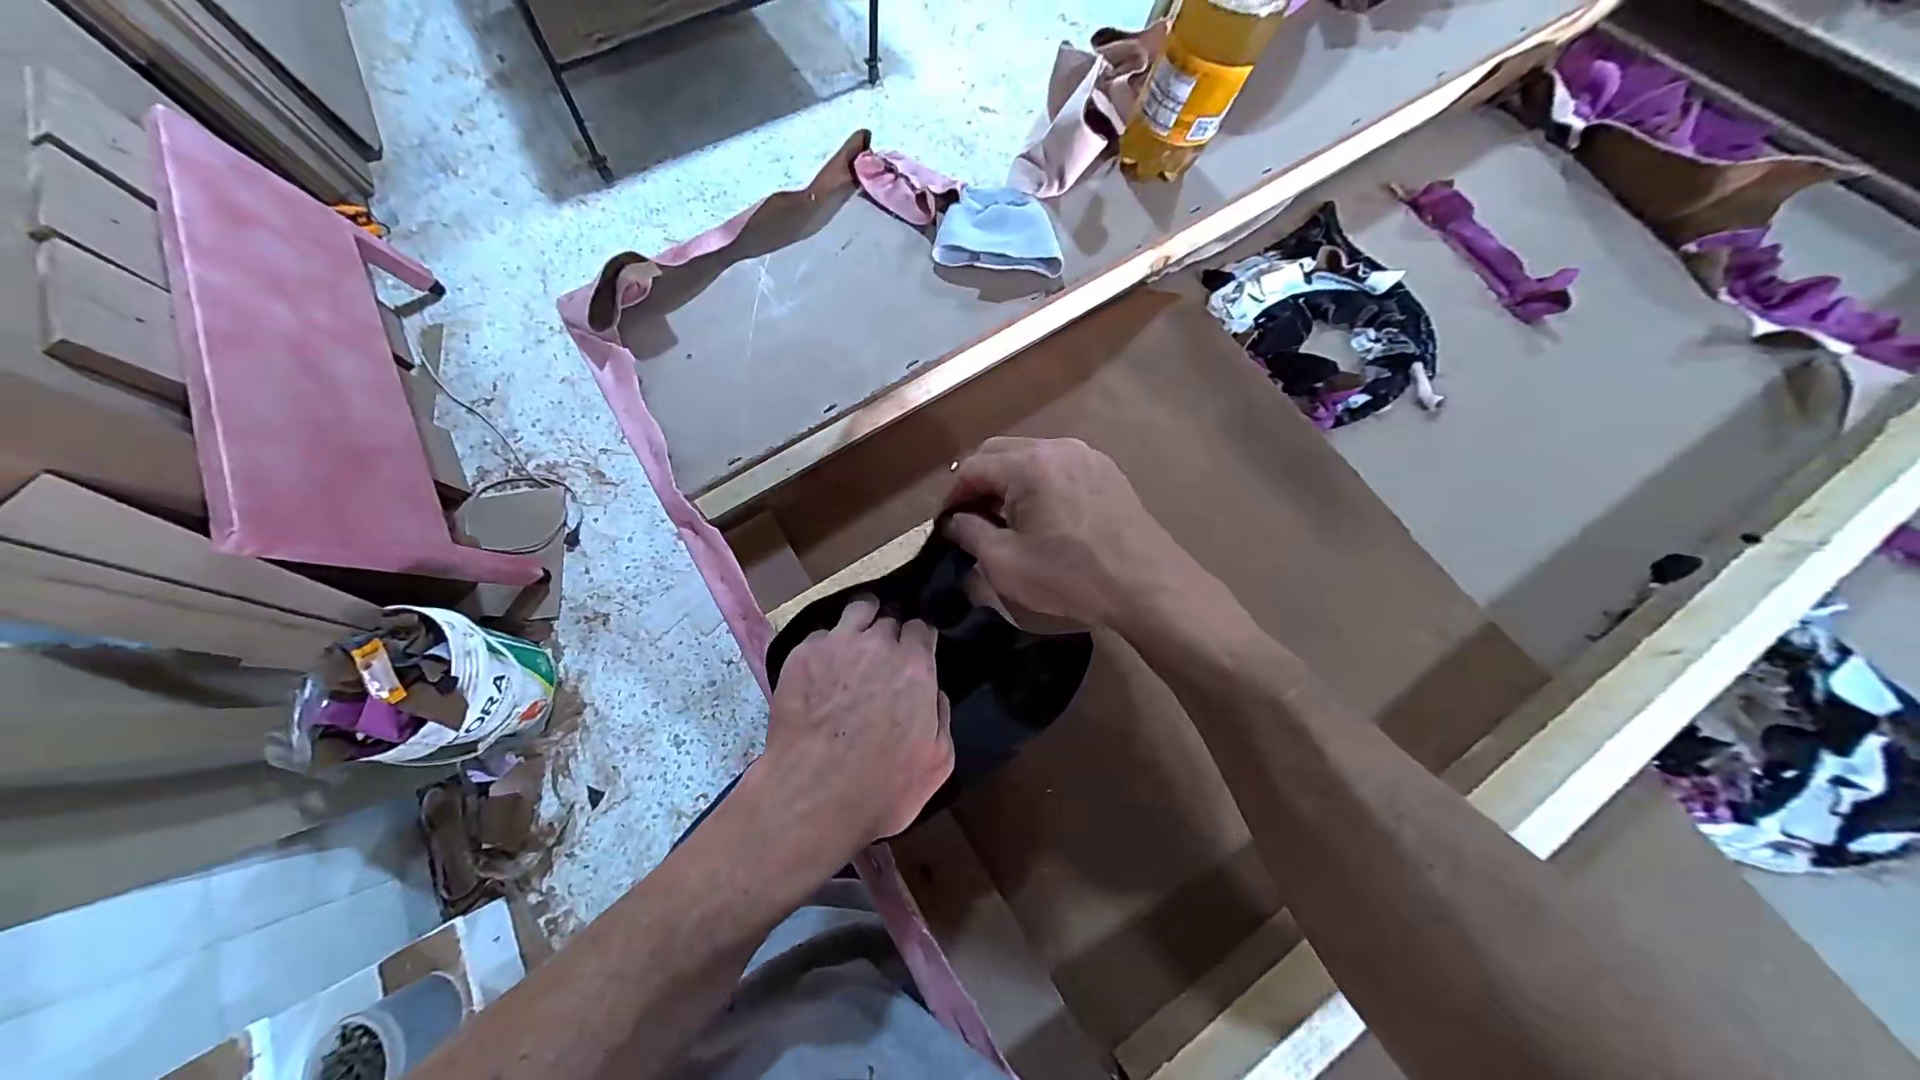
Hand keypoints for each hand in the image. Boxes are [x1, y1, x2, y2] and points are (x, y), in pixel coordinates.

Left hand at [761, 598, 953, 850]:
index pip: (922, 628)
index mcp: (915, 667)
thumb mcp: (938, 761)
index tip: (914, 652)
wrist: (813, 797)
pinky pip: (820, 636)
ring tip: (856, 639)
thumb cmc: (883, 787)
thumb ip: (941, 716)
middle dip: (890, 634)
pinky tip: (821, 668)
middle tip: (883, 658)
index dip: (919, 639)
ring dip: (862, 620)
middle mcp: (878, 645)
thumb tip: (934, 694)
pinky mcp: (801, 656)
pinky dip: (825, 646)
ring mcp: (836, 645)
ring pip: (856, 610)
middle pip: (889, 619)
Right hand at [942, 437, 1201, 629]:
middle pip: (1000, 452)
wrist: (1147, 587)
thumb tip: (953, 521)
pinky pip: (1058, 467)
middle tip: (970, 519)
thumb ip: (969, 534)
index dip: (952, 496)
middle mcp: (1059, 447)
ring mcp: (1088, 456)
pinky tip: (1042, 516)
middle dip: (978, 483)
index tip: (946, 524)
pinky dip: (1038, 484)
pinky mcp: (1108, 472)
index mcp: (1030, 463)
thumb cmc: (1071, 577)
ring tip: (1004, 519)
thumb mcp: (1005, 563)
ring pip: (1031, 457)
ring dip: (1008, 482)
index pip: (973, 467)